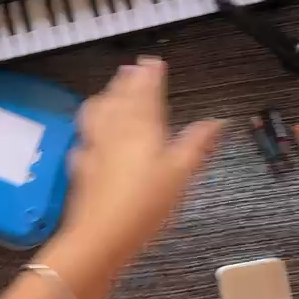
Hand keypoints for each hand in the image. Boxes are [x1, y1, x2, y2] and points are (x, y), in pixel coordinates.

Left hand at [61, 58, 222, 266]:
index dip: (150, 76)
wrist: (100, 236)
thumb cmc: (144, 205)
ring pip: (97, 112)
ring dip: (105, 96)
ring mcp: (94, 147)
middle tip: (131, 69)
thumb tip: (217, 122)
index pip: (146, 93)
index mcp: (141, 128)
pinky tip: (90, 134)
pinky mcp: (81, 166)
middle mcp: (115, 132)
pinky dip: (91, 128)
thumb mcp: (181, 174)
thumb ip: (197, 144)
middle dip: (127, 81)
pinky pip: (85, 137)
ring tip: (110, 89)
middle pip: (119, 98)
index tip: (152, 62)